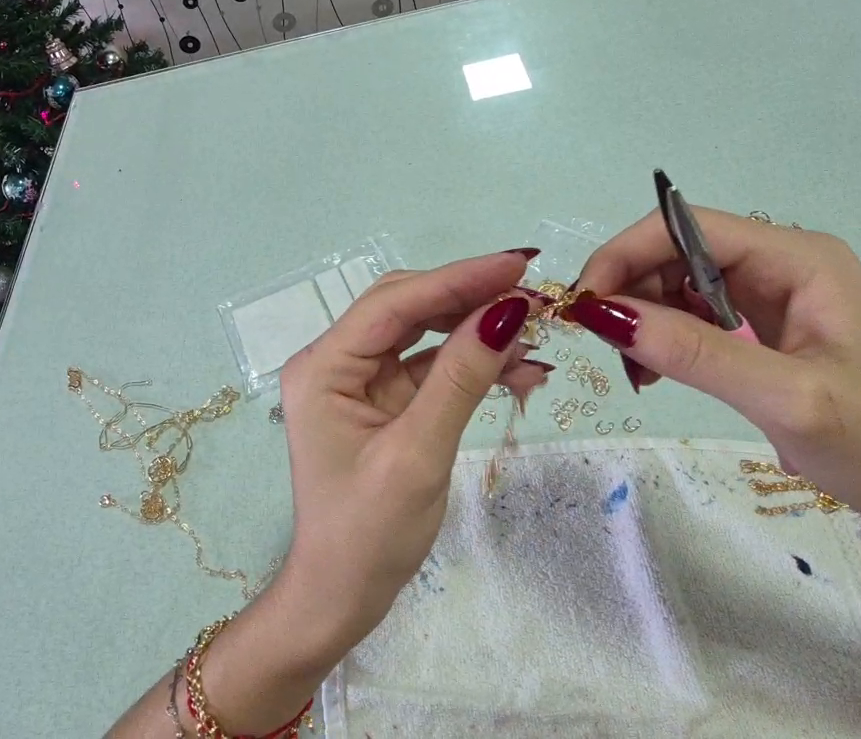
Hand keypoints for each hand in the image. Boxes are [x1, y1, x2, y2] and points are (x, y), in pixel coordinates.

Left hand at [109, 251, 553, 737]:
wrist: (342, 595)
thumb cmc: (369, 533)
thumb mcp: (418, 453)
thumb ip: (460, 379)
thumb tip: (508, 312)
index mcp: (322, 367)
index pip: (392, 303)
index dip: (456, 279)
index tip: (516, 265)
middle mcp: (334, 362)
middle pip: (405, 308)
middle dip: (468, 298)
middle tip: (534, 295)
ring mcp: (357, 381)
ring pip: (421, 334)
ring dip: (475, 332)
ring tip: (537, 335)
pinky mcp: (380, 402)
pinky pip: (428, 368)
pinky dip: (470, 365)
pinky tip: (519, 369)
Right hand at [570, 209, 860, 528]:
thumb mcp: (786, 398)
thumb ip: (693, 351)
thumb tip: (599, 313)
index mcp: (797, 258)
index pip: (683, 227)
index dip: (624, 255)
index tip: (584, 307)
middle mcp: (781, 264)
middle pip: (674, 253)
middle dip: (629, 292)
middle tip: (606, 350)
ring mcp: (774, 297)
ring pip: (676, 285)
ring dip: (642, 320)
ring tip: (635, 372)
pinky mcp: (766, 330)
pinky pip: (693, 317)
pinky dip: (663, 341)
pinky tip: (656, 373)